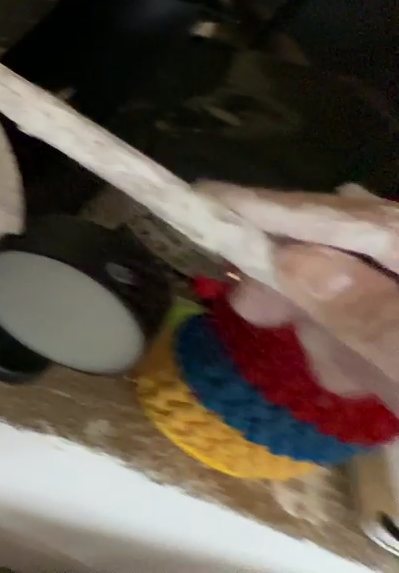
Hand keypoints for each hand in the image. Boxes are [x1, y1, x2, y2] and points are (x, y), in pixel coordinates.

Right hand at [202, 182, 398, 407]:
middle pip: (364, 249)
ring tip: (336, 377)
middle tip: (254, 312)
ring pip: (372, 286)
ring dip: (336, 323)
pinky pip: (391, 316)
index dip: (280, 208)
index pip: (362, 219)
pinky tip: (368, 380)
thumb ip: (374, 318)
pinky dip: (370, 342)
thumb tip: (288, 258)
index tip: (201, 199)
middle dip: (304, 281)